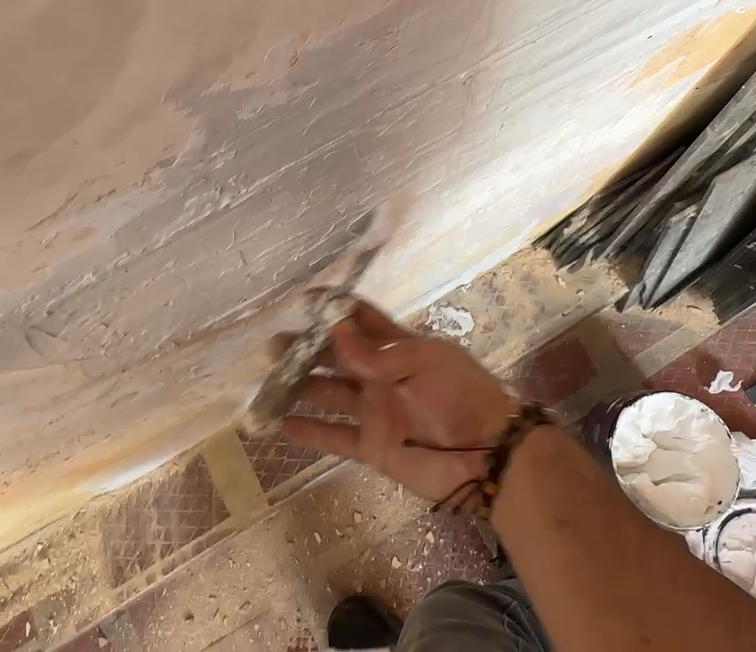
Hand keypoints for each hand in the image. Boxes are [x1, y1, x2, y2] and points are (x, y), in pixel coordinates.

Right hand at [277, 300, 517, 505]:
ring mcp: (375, 410)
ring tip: (270, 380)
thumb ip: (377, 354)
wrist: (486, 454)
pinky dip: (310, 431)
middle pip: (337, 356)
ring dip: (302, 386)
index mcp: (398, 347)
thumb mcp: (423, 363)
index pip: (361, 319)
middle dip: (307, 348)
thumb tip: (334, 331)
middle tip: (274, 344)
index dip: (335, 308)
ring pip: (330, 393)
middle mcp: (382, 376)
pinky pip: (335, 436)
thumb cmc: (459, 395)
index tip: (304, 300)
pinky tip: (282, 424)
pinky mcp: (372, 446)